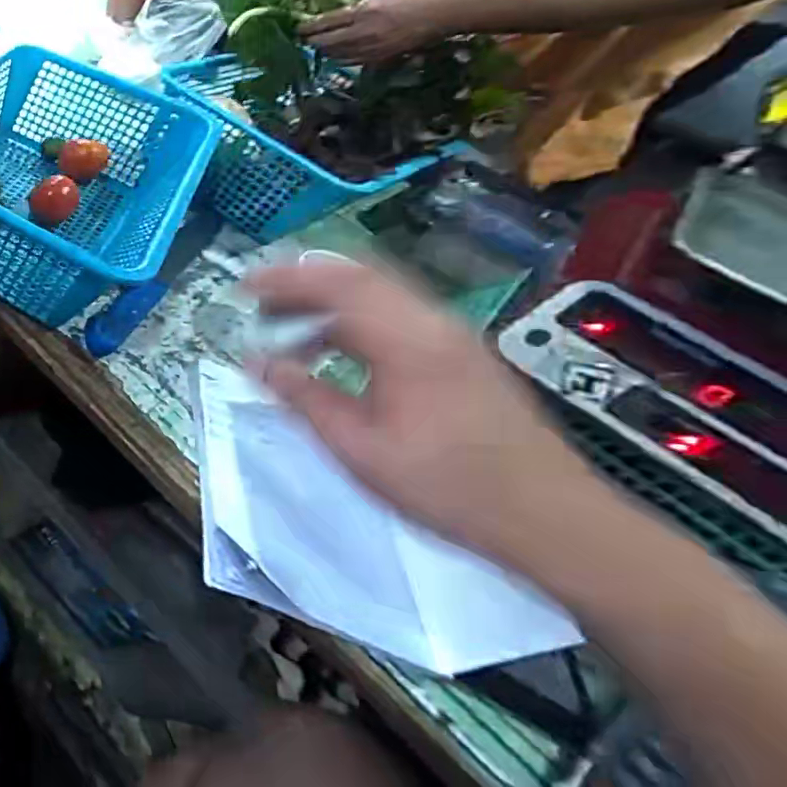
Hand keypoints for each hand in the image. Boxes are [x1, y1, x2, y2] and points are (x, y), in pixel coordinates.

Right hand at [244, 262, 600, 562]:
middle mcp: (435, 326)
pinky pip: (396, 313)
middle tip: (257, 300)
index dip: (282, 279)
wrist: (556, 523)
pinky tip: (331, 348)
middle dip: (301, 280)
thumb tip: (256, 362)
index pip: (336, 285)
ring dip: (326, 297)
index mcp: (408, 342)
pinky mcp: (463, 355)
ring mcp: (455, 338)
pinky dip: (352, 316)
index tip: (242, 286)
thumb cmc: (448, 487)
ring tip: (284, 323)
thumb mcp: (357, 447)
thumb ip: (302, 396)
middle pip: (359, 275)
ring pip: (379, 292)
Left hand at [297, 0, 455, 62]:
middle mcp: (363, 32)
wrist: (447, 9)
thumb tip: (324, 3)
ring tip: (318, 41)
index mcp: (362, 10)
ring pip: (331, 54)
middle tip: (303, 35)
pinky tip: (337, 48)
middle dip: (308, 39)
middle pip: (320, 42)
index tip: (296, 25)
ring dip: (321, 48)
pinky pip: (347, 60)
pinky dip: (337, 55)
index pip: (320, 23)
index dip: (304, 26)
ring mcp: (370, 47)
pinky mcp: (378, 57)